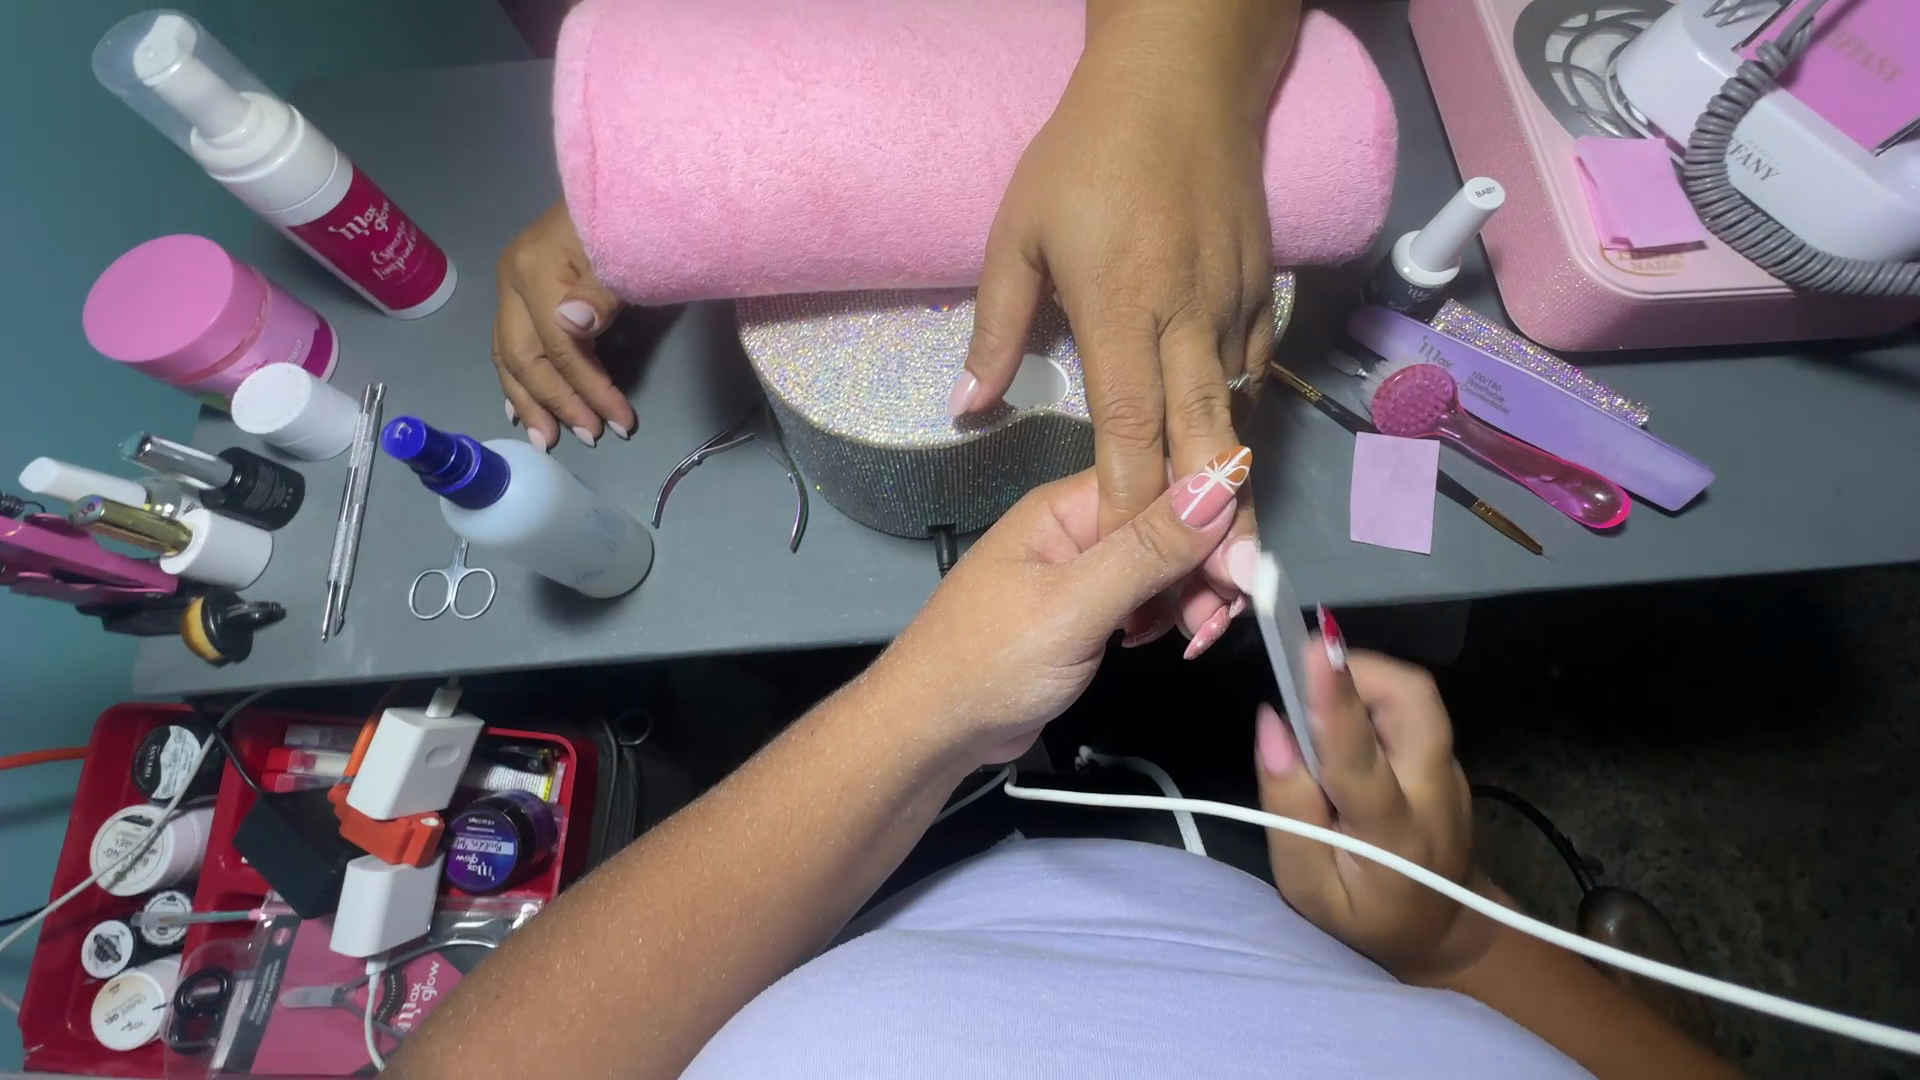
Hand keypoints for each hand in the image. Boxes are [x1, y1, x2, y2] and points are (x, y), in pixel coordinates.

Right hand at [493, 199, 635, 450]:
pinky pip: (513, 345)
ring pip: (510, 356)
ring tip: (545, 438)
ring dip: (530, 402)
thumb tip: (571, 326)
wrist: (622, 187)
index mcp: (534, 272)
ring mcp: (514, 286)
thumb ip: (599, 293)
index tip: (620, 423)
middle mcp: (513, 281)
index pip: (558, 348)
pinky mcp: (525, 293)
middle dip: (555, 404)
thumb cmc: (626, 222)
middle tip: (587, 439)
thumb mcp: (622, 256)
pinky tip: (520, 407)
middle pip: (523, 357)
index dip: (589, 389)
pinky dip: (519, 380)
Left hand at [873, 449, 1249, 764]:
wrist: (937, 728)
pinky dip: (1167, 617)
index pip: (1162, 480)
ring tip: (1194, 638)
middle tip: (1216, 619)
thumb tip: (1222, 479)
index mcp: (1068, 505)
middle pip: (1171, 524)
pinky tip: (1168, 642)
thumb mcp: (1073, 606)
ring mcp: (1085, 570)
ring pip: (1165, 565)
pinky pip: (1146, 597)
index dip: (1212, 518)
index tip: (1241, 572)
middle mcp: (1080, 527)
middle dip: (1206, 568)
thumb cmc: (992, 661)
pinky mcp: (1090, 609)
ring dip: (1191, 598)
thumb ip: (1147, 550)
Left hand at [958, 15, 1280, 648]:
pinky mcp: (1263, 294)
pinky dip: (1236, 422)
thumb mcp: (1016, 236)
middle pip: (1201, 441)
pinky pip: (1251, 374)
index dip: (1136, 506)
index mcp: (1122, 313)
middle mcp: (1188, 321)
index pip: (1129, 431)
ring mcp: (1235, 308)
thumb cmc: (1085, 157)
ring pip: (1235, 415)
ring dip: (1228, 484)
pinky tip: (1223, 456)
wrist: (1183, 75)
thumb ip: (997, 330)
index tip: (1136, 565)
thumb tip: (968, 406)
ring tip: (1225, 546)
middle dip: (1208, 520)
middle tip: (1213, 587)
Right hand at [1254, 638, 1499, 985]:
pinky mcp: (1447, 758)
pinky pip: (1410, 707)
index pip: (1360, 756)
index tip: (1314, 649)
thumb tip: (1271, 722)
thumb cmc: (1361, 910)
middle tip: (1307, 672)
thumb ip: (1285, 804)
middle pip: (1414, 701)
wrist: (1444, 931)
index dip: (1334, 699)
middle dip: (1359, 668)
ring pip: (1415, 695)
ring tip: (1317, 695)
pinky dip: (1370, 694)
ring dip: (1363, 676)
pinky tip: (1342, 722)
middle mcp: (1432, 791)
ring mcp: (1449, 770)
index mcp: (1392, 833)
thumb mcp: (1305, 882)